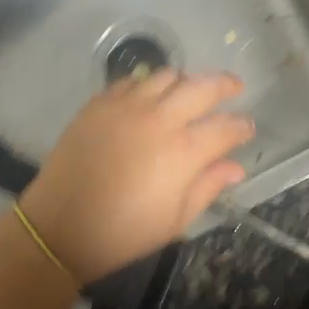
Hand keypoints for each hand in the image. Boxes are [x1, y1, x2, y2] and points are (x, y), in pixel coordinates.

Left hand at [18, 70, 251, 283]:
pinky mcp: (102, 101)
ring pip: (168, 76)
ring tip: (190, 90)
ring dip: (186, 81)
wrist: (60, 225)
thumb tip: (236, 167)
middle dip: (225, 85)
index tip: (248, 127)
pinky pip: (133, 81)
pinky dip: (149, 84)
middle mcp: (160, 119)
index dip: (242, 126)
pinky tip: (151, 96)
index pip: (225, 128)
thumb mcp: (174, 220)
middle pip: (202, 87)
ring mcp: (129, 105)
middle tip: (234, 87)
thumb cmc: (122, 232)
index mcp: (183, 152)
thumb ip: (208, 187)